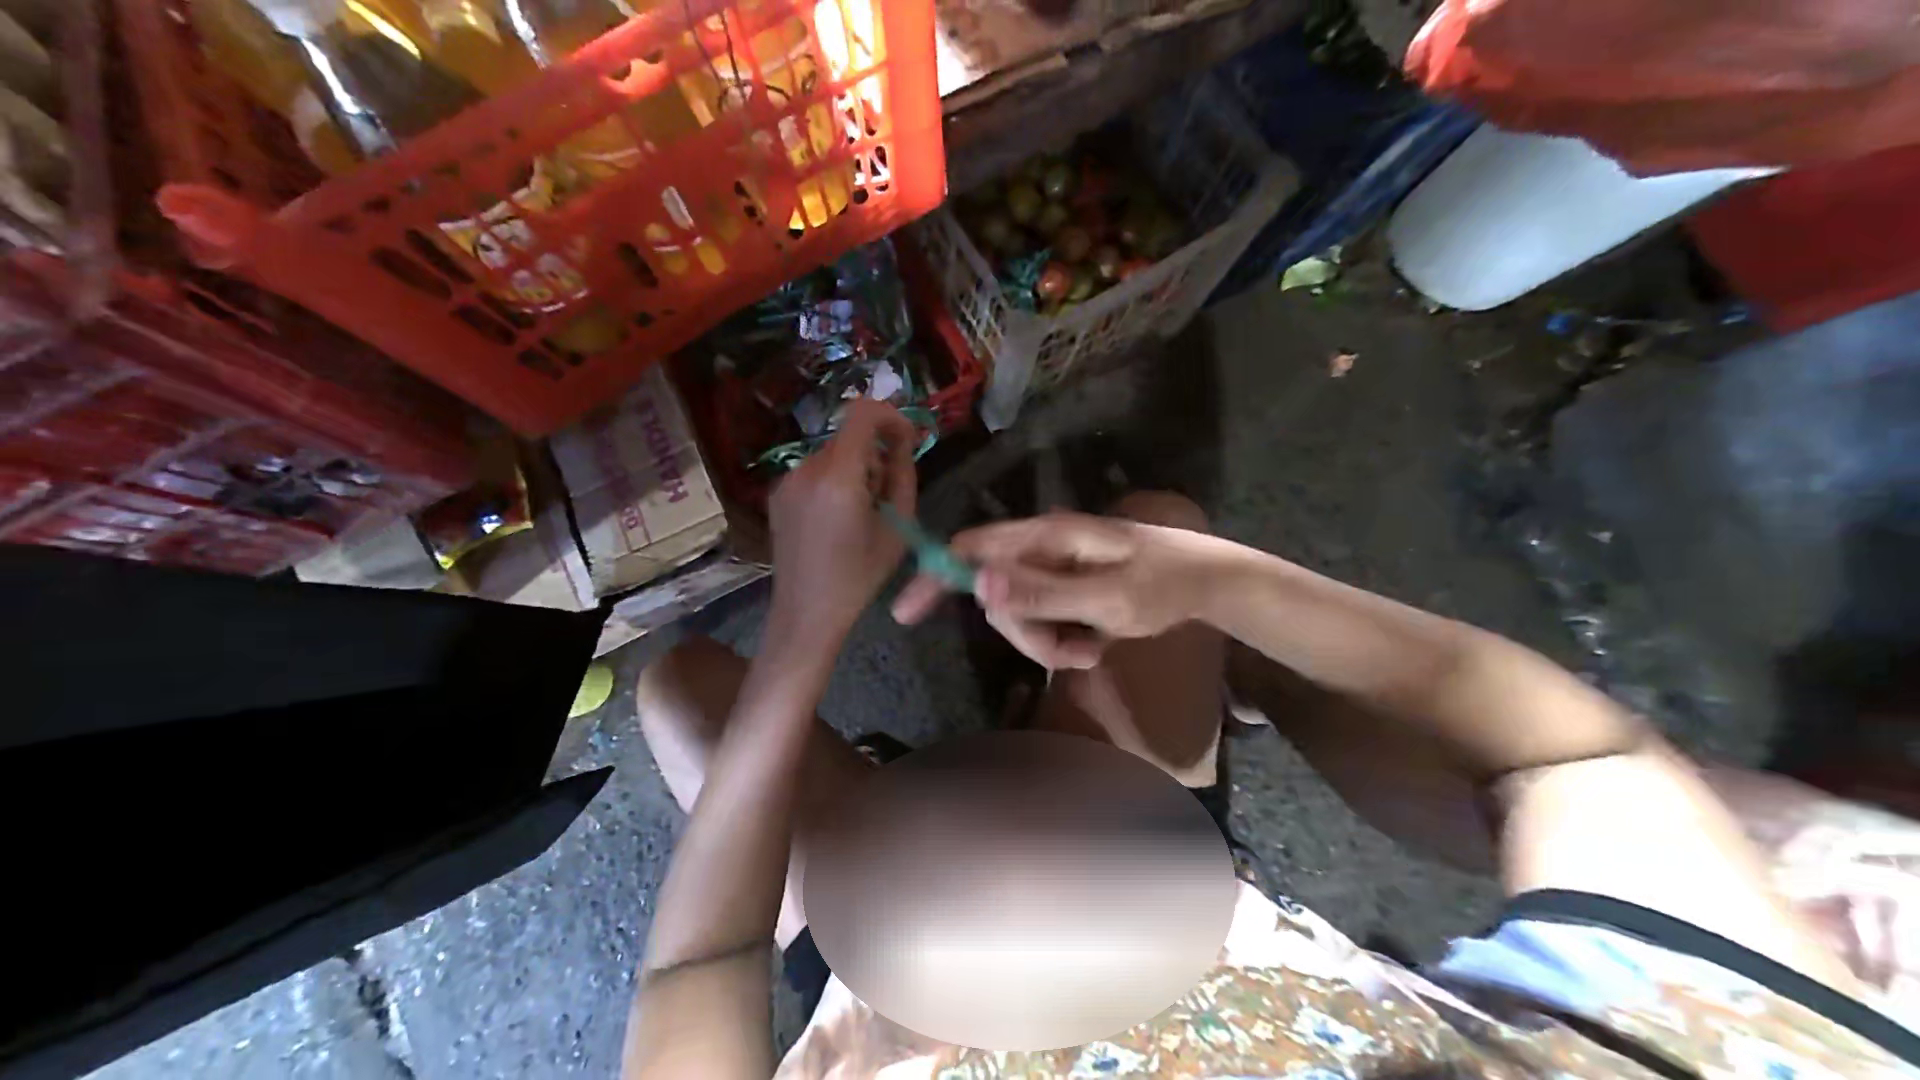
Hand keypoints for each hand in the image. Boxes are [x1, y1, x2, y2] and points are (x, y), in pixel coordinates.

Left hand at [768, 399, 917, 639]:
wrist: (807, 611)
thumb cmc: (860, 575)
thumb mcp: (897, 527)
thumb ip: (903, 475)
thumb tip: (903, 441)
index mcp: (838, 477)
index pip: (862, 413)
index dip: (891, 416)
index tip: (907, 440)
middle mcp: (806, 470)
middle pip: (850, 437)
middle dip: (875, 453)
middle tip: (886, 493)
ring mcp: (787, 480)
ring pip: (833, 454)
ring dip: (855, 469)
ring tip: (862, 512)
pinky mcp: (778, 493)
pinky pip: (815, 471)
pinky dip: (834, 480)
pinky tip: (837, 519)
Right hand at [891, 511, 1221, 668]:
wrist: (1211, 582)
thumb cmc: (1165, 584)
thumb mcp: (1107, 598)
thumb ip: (1042, 592)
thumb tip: (978, 583)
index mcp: (1046, 536)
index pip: (971, 548)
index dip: (935, 576)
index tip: (906, 613)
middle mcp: (1042, 547)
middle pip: (995, 593)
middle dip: (1022, 632)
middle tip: (1065, 656)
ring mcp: (1053, 568)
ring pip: (1017, 612)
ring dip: (1046, 642)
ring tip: (1089, 654)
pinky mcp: (1065, 587)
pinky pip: (1041, 619)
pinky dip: (1060, 642)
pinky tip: (1093, 648)